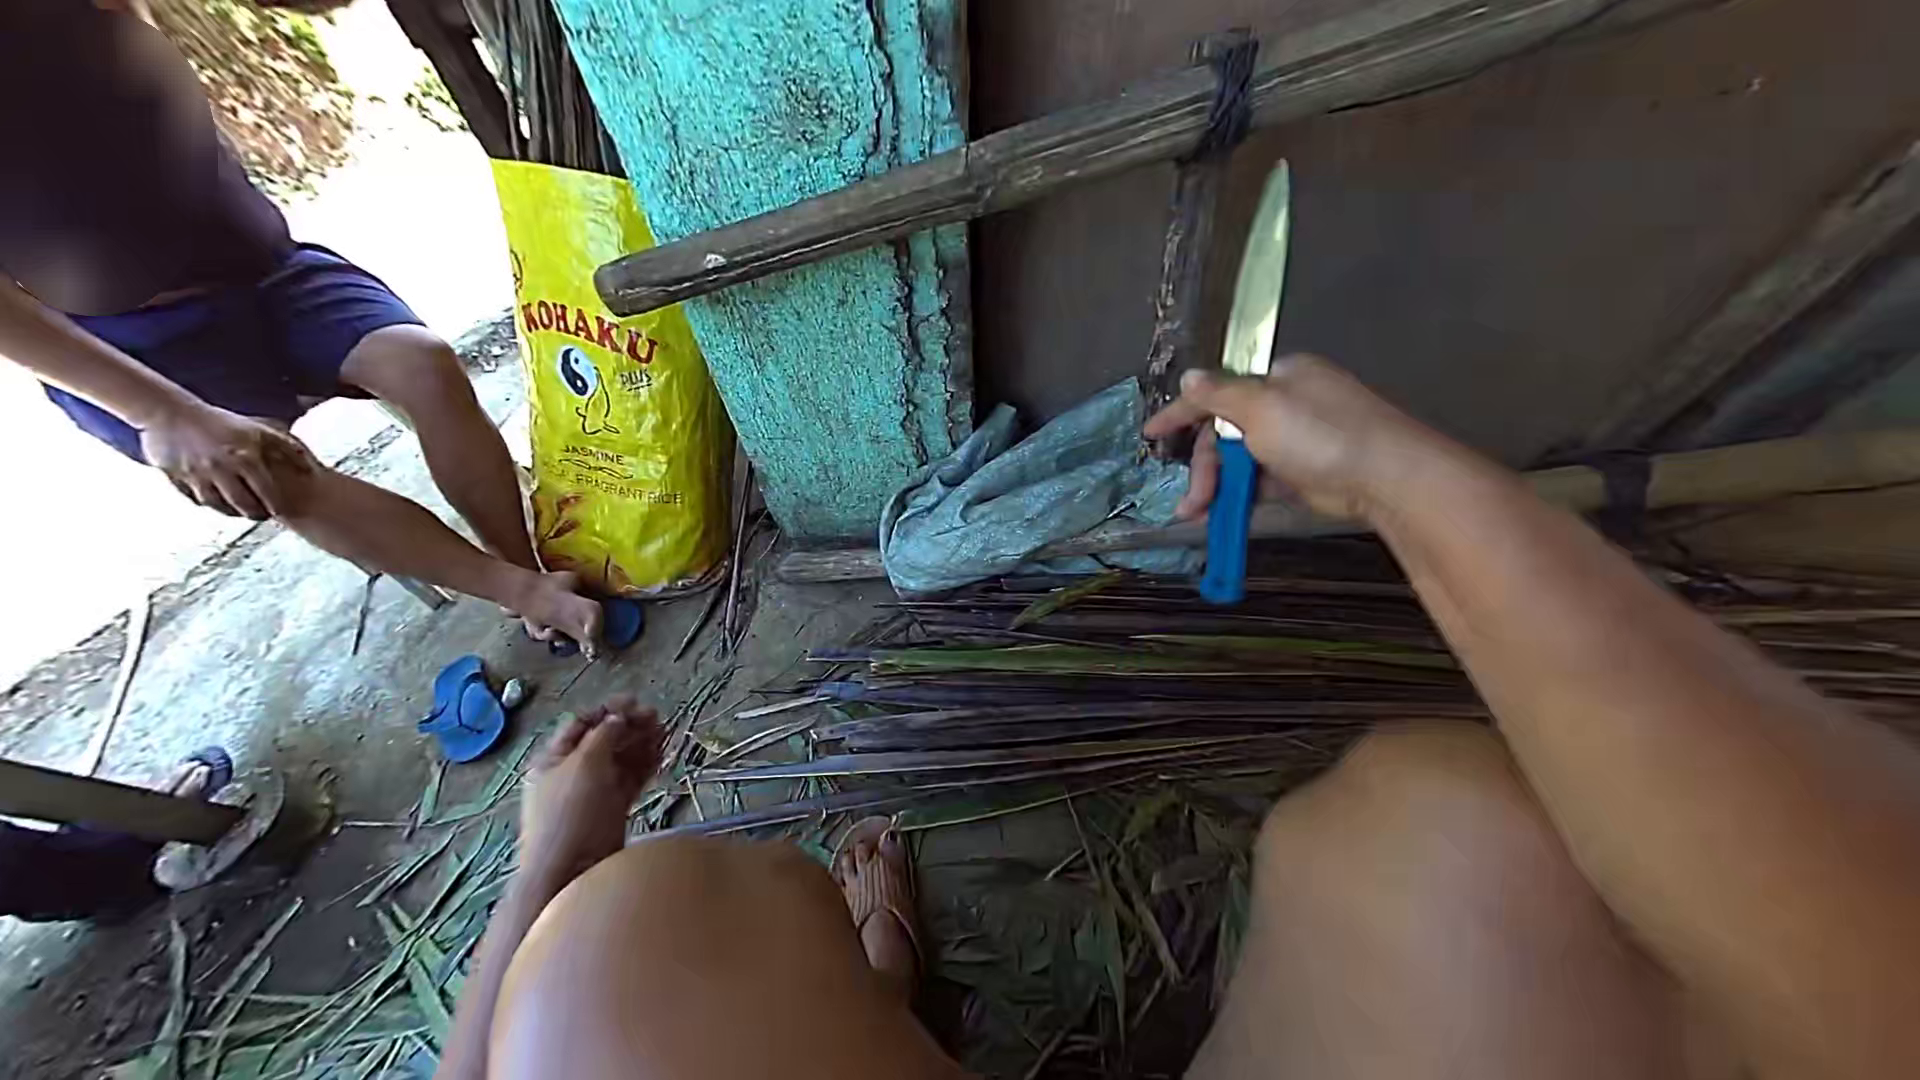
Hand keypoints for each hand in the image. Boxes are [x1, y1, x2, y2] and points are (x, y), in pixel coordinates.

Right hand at [139, 403, 315, 519]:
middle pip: (241, 503)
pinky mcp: (172, 474)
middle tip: (261, 516)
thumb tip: (312, 471)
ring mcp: (194, 473)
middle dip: (254, 514)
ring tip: (241, 512)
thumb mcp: (262, 432)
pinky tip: (216, 502)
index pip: (266, 492)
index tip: (279, 512)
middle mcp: (220, 468)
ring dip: (229, 511)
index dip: (274, 506)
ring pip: (215, 503)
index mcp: (246, 459)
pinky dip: (205, 503)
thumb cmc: (225, 424)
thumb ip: (289, 450)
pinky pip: (191, 496)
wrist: (170, 412)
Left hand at [518, 698, 663, 890]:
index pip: (582, 724)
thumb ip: (604, 734)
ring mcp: (594, 790)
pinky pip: (632, 777)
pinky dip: (647, 764)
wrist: (571, 869)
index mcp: (555, 759)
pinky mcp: (613, 806)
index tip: (634, 702)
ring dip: (643, 742)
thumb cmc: (569, 812)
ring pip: (622, 757)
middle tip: (655, 716)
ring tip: (664, 732)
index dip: (608, 710)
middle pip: (605, 739)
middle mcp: (574, 772)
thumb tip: (618, 717)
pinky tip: (662, 753)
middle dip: (630, 725)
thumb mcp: (584, 763)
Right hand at [1143, 354, 1448, 522]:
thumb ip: (1218, 394)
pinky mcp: (1302, 472)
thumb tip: (1187, 377)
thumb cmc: (1319, 435)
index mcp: (1277, 379)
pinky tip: (1223, 513)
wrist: (1386, 477)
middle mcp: (1284, 405)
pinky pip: (1258, 480)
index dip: (1179, 414)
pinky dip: (1239, 495)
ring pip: (1239, 461)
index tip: (1150, 434)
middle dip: (1203, 468)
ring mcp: (1294, 440)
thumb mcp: (1260, 408)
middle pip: (1225, 434)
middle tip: (1191, 500)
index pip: (1215, 393)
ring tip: (1201, 514)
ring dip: (1216, 487)